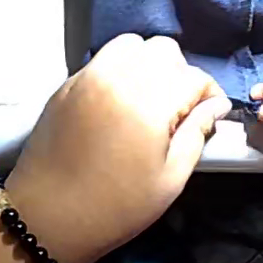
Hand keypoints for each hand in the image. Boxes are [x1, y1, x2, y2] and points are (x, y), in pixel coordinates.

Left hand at [5, 34, 228, 262]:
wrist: (46, 218)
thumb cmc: (115, 207)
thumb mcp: (170, 180)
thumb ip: (196, 134)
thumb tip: (216, 107)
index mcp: (147, 104)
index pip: (194, 77)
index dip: (209, 95)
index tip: (209, 116)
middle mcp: (118, 79)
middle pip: (165, 50)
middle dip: (181, 74)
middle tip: (179, 109)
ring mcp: (88, 77)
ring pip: (132, 45)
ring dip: (150, 65)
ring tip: (150, 100)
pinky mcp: (67, 84)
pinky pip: (104, 59)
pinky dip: (122, 69)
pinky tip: (121, 103)